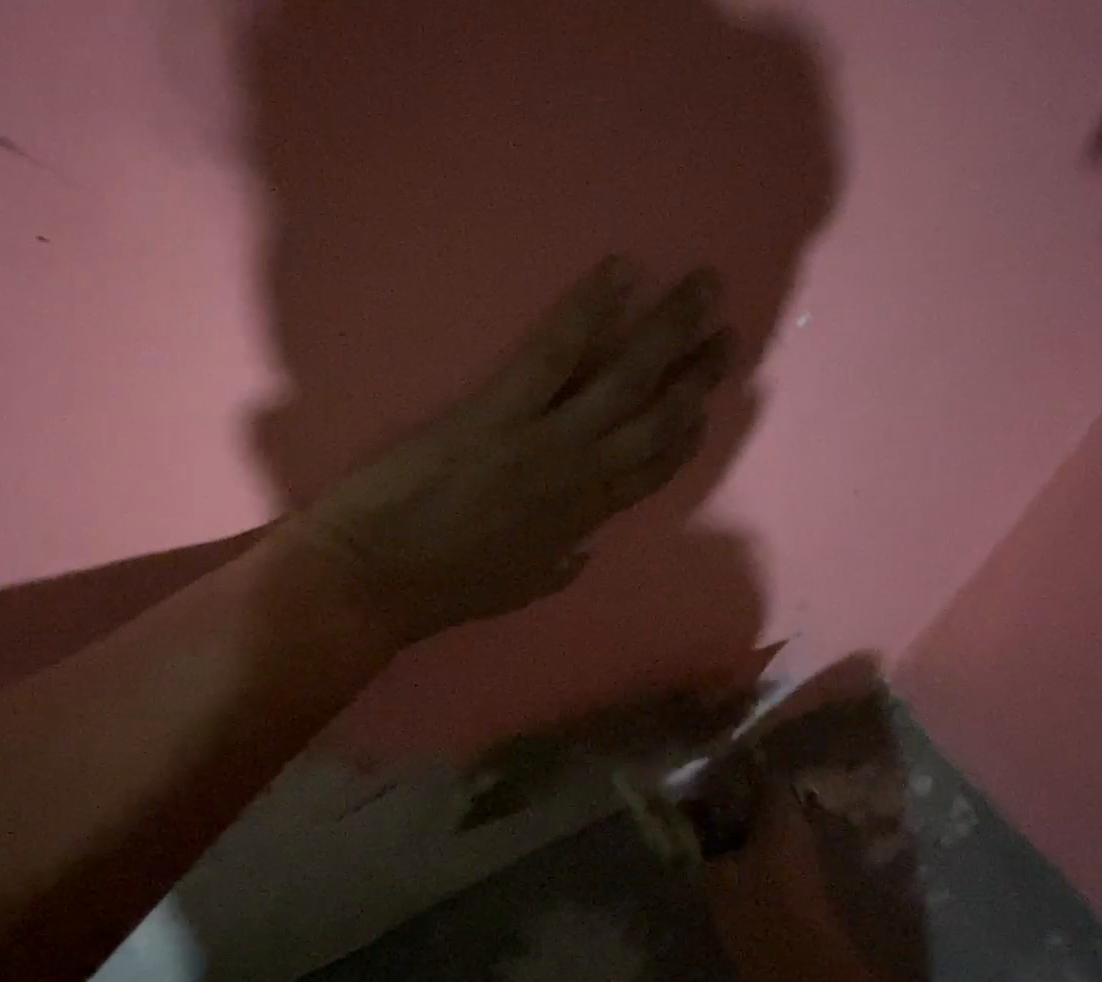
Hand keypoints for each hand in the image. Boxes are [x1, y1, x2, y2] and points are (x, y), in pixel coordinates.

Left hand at [287, 257, 731, 646]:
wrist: (373, 581)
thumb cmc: (439, 590)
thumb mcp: (515, 590)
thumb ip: (558, 566)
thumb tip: (583, 549)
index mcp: (582, 520)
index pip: (652, 471)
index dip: (686, 435)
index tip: (708, 405)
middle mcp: (580, 476)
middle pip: (656, 418)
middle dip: (698, 375)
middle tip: (728, 332)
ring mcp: (543, 439)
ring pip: (623, 378)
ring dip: (668, 329)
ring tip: (701, 287)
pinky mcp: (497, 411)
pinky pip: (554, 351)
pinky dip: (590, 308)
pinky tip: (620, 271)